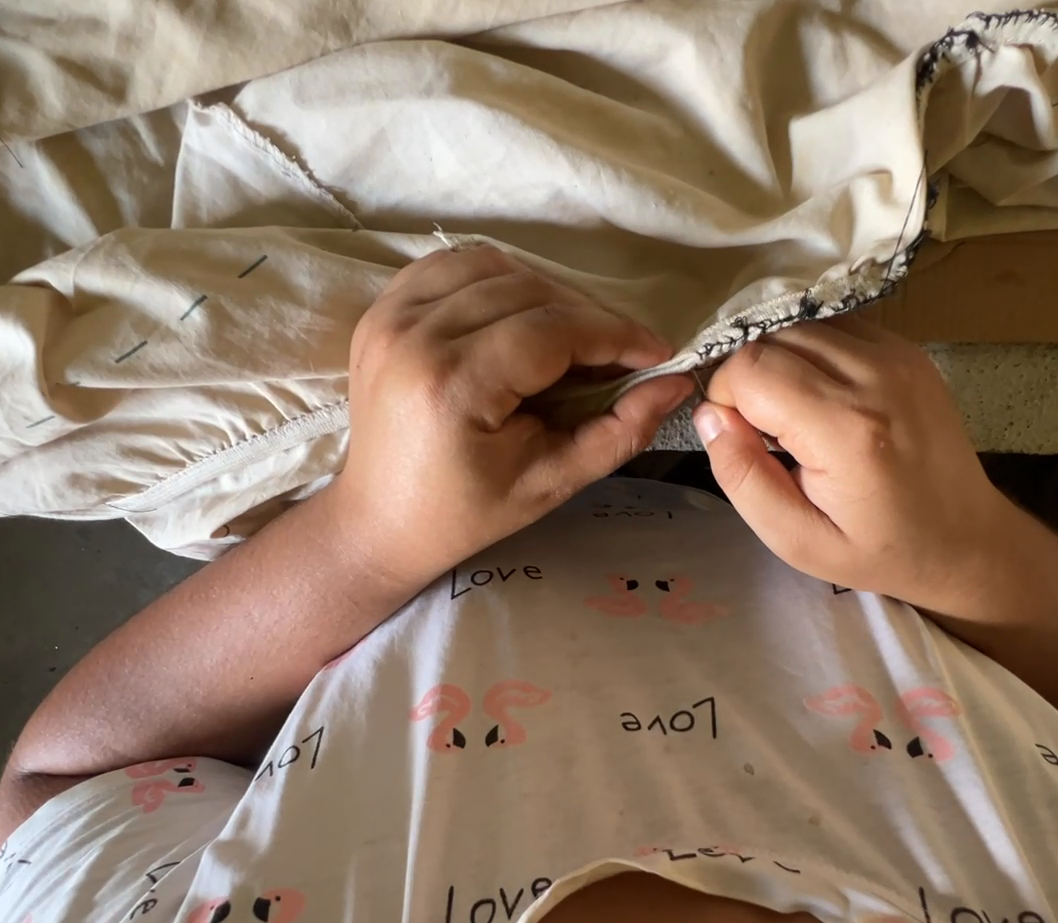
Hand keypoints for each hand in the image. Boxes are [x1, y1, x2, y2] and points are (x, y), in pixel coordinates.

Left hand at [328, 245, 691, 588]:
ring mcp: (389, 317)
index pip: (553, 330)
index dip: (616, 336)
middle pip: (528, 292)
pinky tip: (519, 316)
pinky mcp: (380, 312)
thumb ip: (619, 432)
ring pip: (493, 266)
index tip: (658, 353)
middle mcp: (413, 335)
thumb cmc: (467, 514)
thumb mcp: (551, 484)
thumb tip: (677, 382)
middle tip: (620, 356)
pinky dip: (497, 280)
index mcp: (452, 385)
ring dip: (546, 293)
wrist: (381, 521)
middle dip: (588, 318)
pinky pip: (452, 266)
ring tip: (572, 337)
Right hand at [692, 315, 1024, 612]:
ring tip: (795, 415)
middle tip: (767, 431)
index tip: (745, 439)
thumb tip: (708, 416)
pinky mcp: (906, 347)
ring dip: (778, 363)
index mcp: (846, 430)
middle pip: (770, 338)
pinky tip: (820, 396)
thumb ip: (741, 477)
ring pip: (798, 325)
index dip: (728, 399)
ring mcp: (897, 354)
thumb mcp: (793, 539)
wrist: (963, 537)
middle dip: (748, 379)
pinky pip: (831, 326)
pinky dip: (809, 354)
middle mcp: (874, 376)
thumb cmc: (874, 548)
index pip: (750, 368)